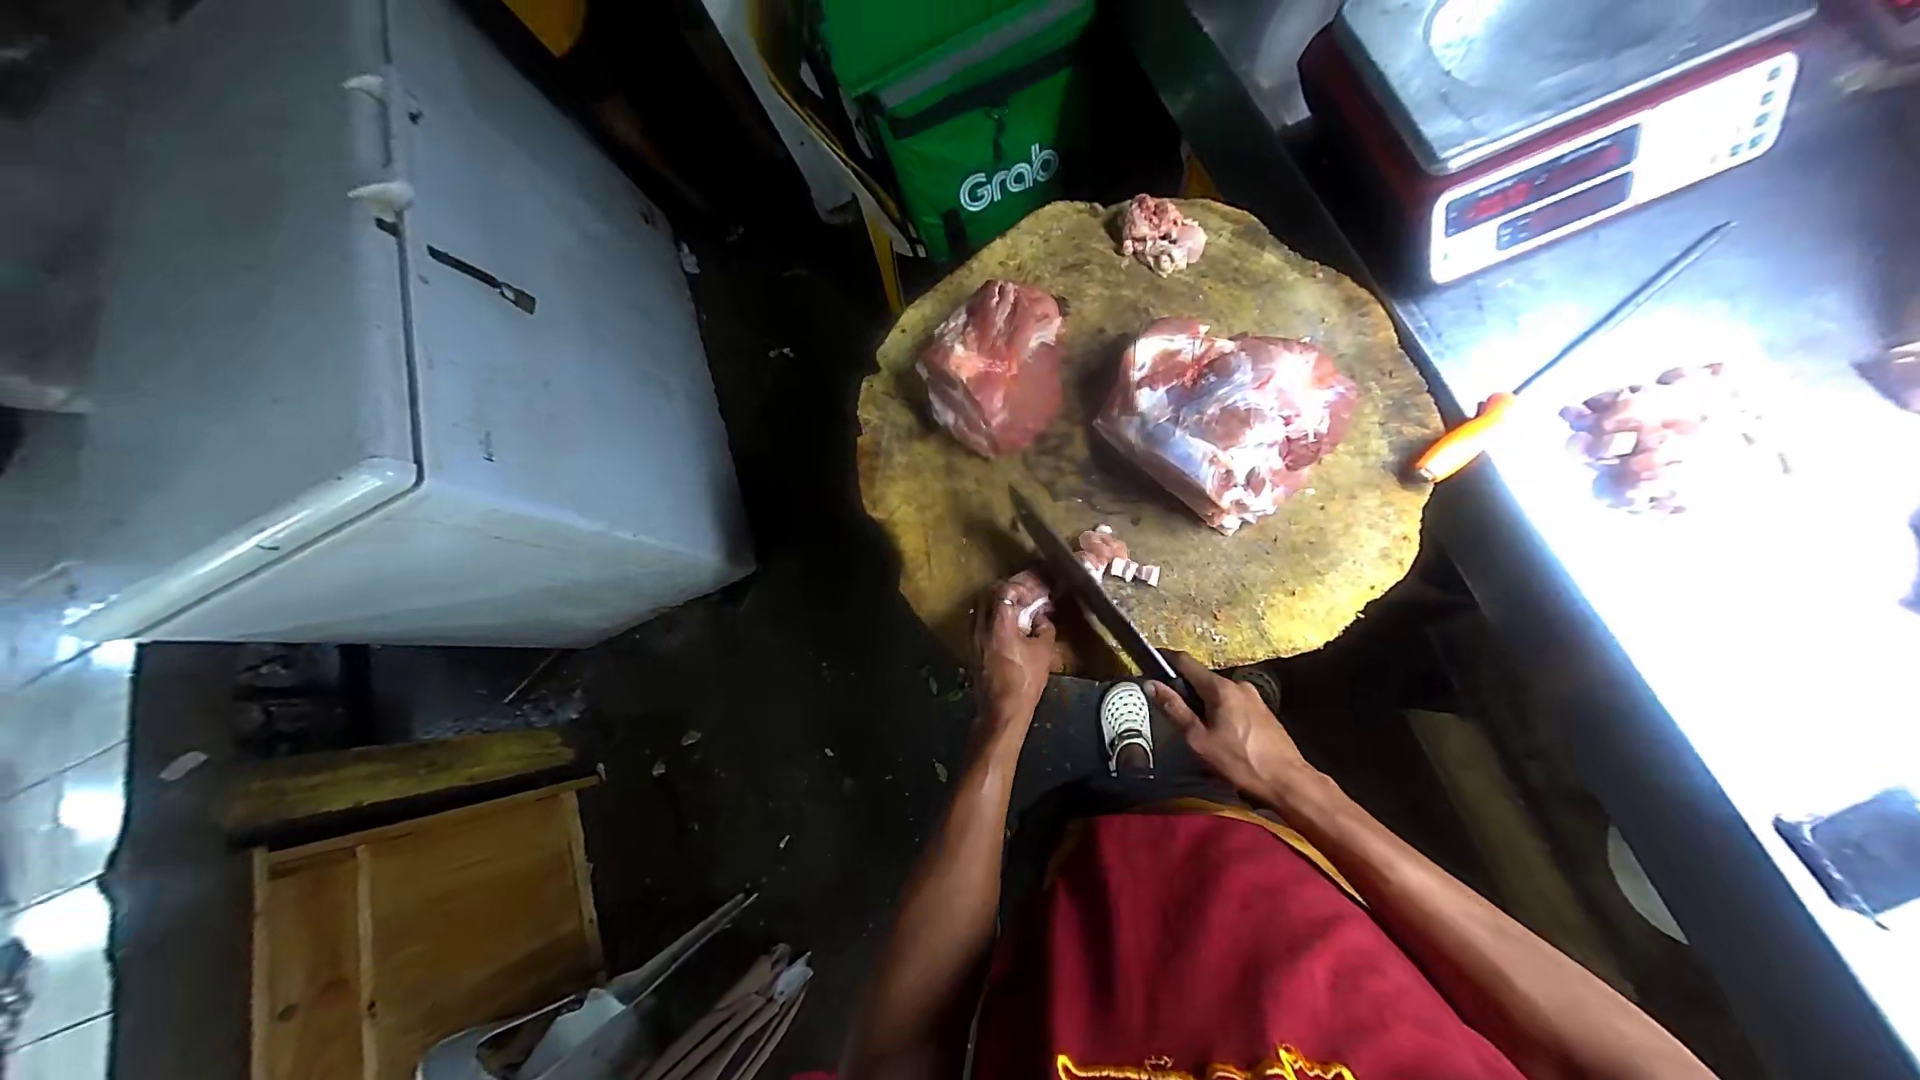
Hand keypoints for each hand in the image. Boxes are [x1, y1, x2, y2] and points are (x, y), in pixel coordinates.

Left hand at [971, 578, 1055, 735]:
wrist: (1002, 709)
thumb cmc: (1024, 680)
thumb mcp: (1043, 652)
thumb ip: (1044, 628)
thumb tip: (1042, 617)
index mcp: (998, 623)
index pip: (1005, 591)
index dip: (1022, 584)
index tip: (1036, 585)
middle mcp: (980, 626)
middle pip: (990, 595)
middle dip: (1010, 590)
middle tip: (1027, 591)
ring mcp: (973, 637)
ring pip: (983, 608)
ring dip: (1001, 603)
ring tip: (1020, 605)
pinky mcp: (973, 648)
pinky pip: (982, 622)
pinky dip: (996, 617)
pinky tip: (1010, 624)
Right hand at [1146, 651, 1317, 800]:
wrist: (1289, 782)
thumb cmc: (1240, 761)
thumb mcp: (1199, 739)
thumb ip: (1174, 709)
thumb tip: (1152, 685)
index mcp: (1221, 688)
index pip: (1186, 662)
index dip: (1166, 659)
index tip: (1151, 661)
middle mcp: (1238, 685)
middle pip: (1202, 679)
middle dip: (1186, 690)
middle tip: (1173, 712)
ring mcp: (1254, 697)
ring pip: (1218, 693)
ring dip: (1204, 703)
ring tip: (1197, 728)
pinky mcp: (1263, 711)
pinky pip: (1233, 703)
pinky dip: (1220, 711)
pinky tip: (1220, 733)